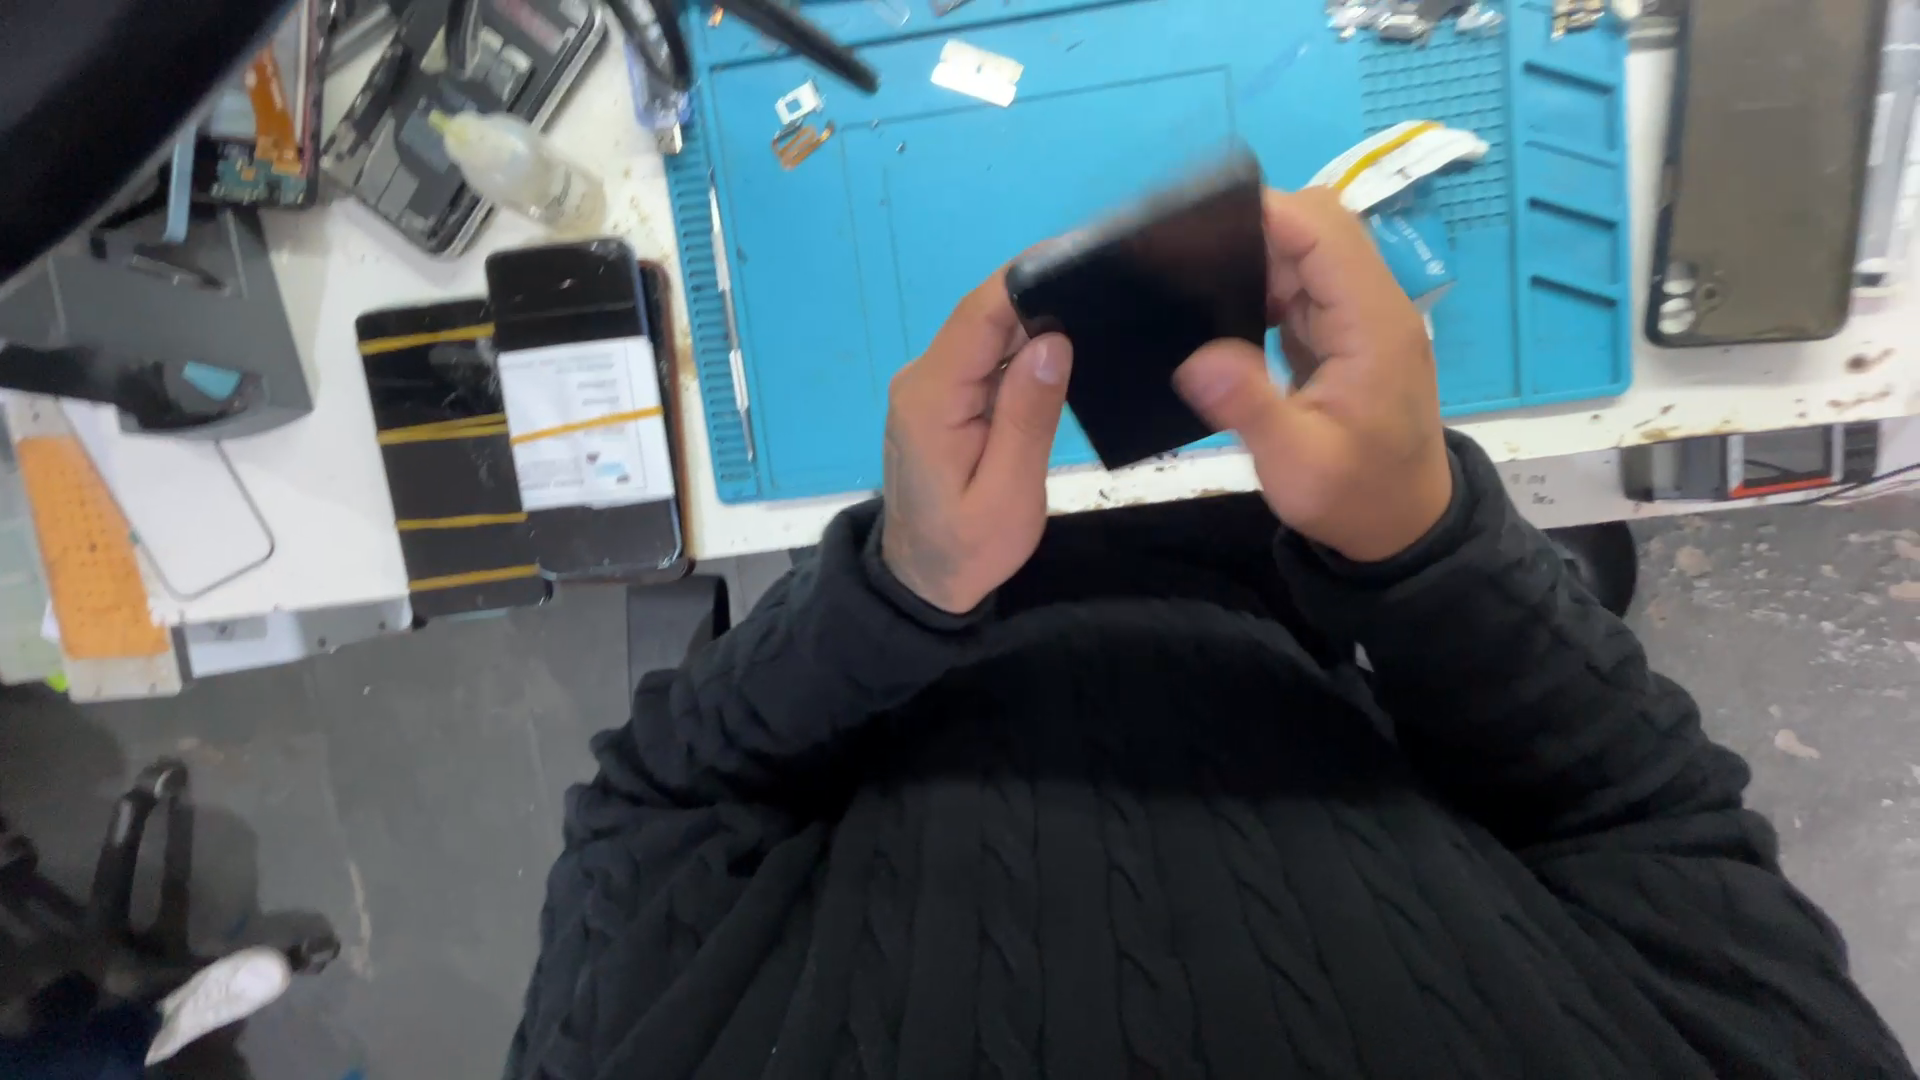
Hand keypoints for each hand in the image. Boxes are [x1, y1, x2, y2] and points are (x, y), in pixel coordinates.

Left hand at [882, 270, 1072, 612]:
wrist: (925, 579)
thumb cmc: (968, 547)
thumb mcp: (1007, 492)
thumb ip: (1027, 417)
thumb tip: (1053, 340)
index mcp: (932, 397)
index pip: (979, 315)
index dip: (1028, 279)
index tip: (1084, 258)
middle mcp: (923, 380)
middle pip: (984, 318)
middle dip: (1042, 299)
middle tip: (1109, 290)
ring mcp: (930, 387)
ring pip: (987, 336)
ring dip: (1036, 325)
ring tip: (1098, 315)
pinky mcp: (943, 399)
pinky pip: (985, 361)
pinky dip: (1022, 353)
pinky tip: (1063, 352)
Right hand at [1173, 187, 1451, 562]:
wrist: (1401, 526)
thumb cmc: (1353, 496)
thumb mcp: (1296, 463)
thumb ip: (1250, 406)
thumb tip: (1197, 358)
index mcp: (1370, 325)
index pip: (1323, 231)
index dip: (1263, 214)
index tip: (1195, 226)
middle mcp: (1372, 307)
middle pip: (1318, 229)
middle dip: (1252, 231)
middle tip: (1183, 261)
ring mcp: (1359, 321)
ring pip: (1308, 256)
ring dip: (1253, 260)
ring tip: (1192, 283)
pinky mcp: (1343, 338)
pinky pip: (1303, 289)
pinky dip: (1262, 288)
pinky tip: (1224, 312)